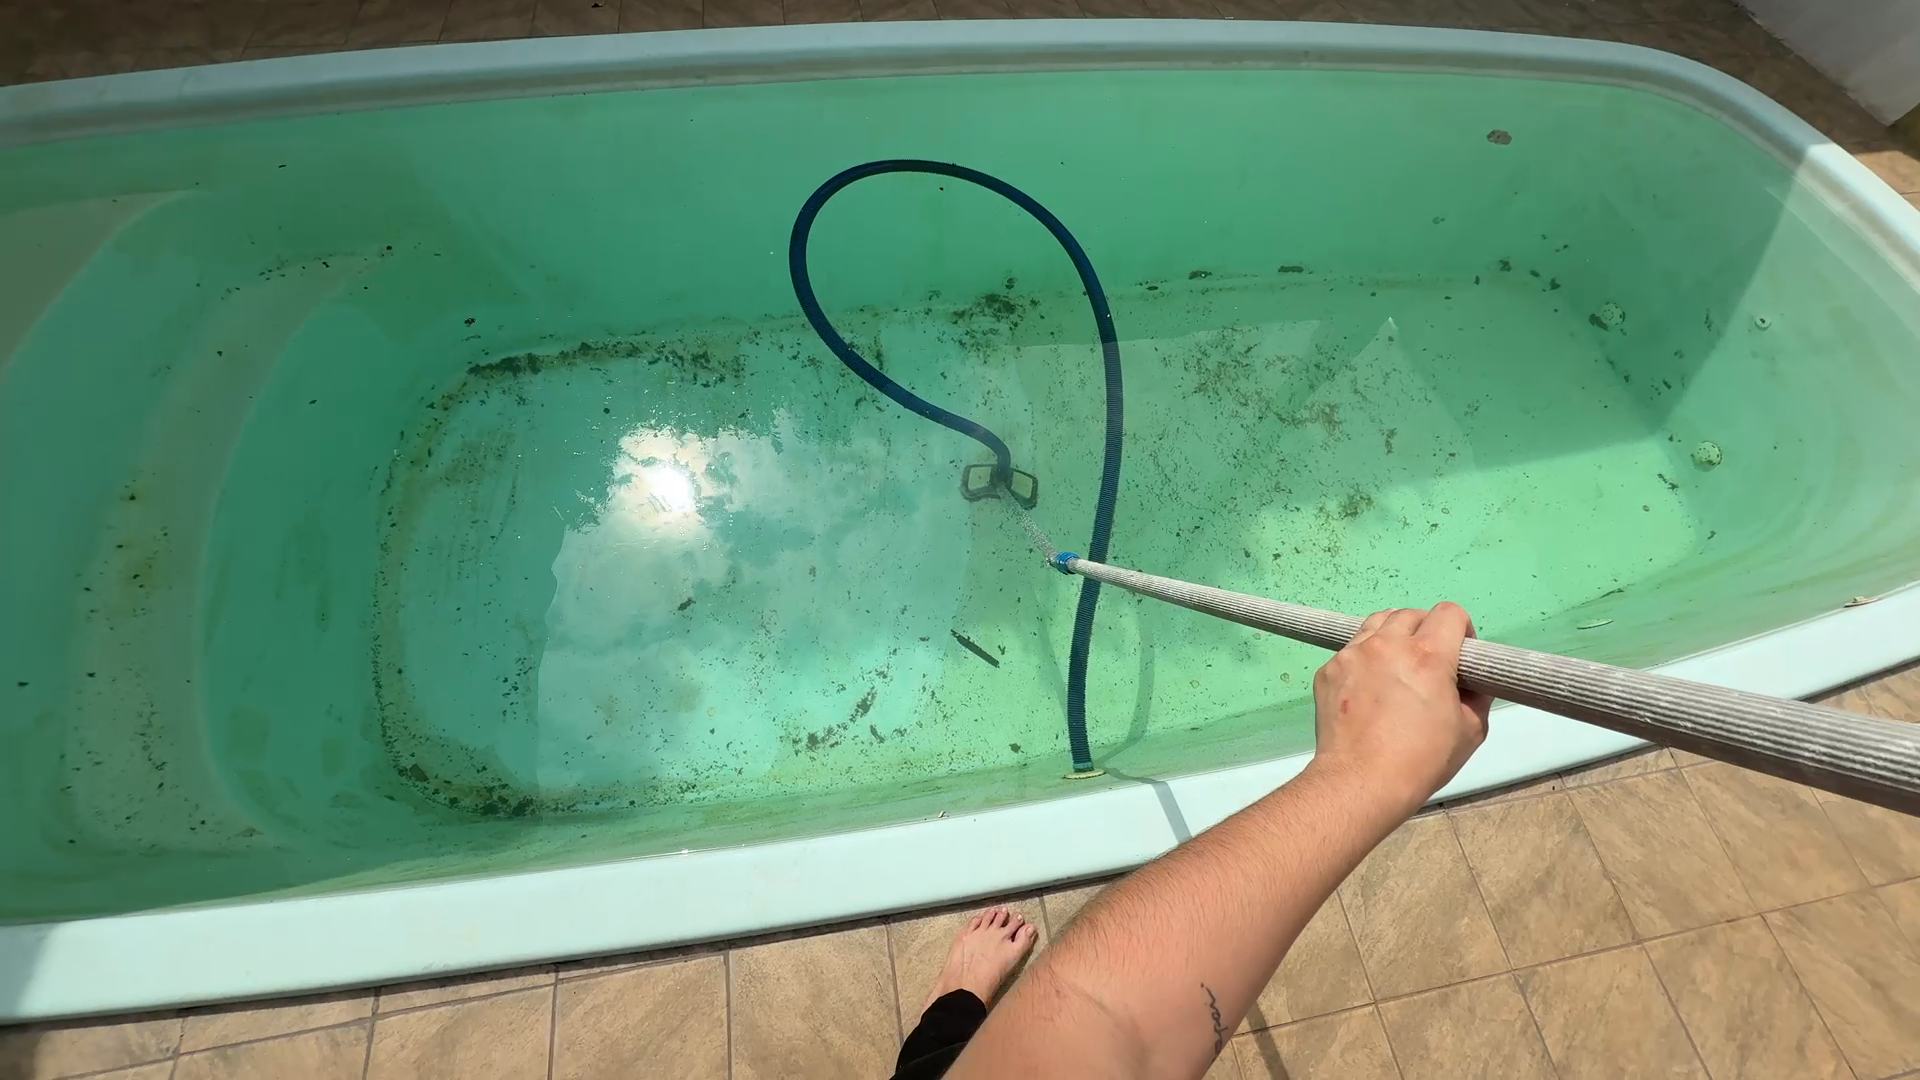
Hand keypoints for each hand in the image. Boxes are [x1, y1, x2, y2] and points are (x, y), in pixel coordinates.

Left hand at [1307, 603, 1492, 816]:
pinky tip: (1369, 687)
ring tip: (1398, 665)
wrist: (1361, 777)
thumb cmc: (1422, 758)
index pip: (1449, 613)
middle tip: (1431, 659)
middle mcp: (1384, 645)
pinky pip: (1350, 650)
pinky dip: (1365, 658)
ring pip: (1375, 624)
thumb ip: (1475, 694)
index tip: (1460, 651)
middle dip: (1426, 629)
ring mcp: (1350, 654)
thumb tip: (1469, 681)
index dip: (1461, 628)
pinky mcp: (1327, 669)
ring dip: (1393, 635)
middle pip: (1409, 614)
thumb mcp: (1471, 729)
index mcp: (1426, 655)